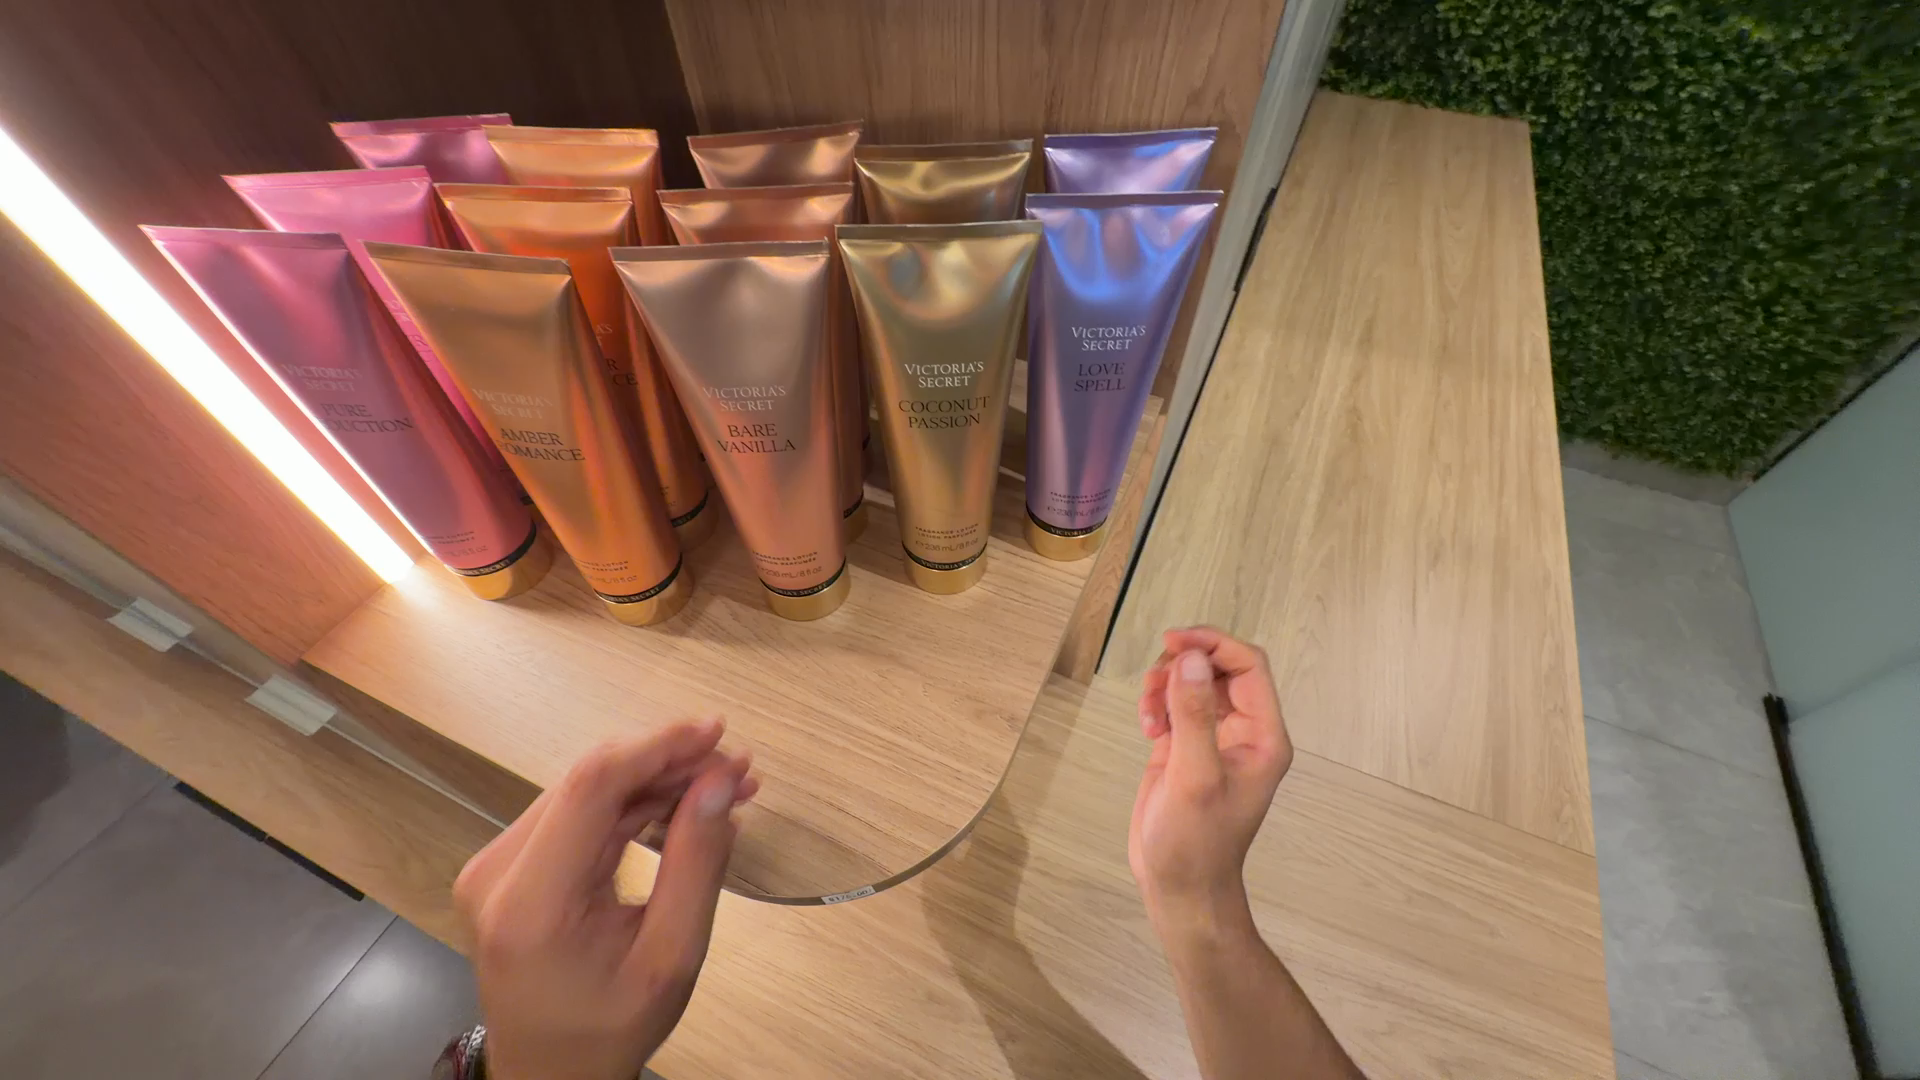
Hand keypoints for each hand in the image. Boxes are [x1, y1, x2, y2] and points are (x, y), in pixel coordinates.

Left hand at [453, 718, 759, 1079]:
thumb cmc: (612, 1028)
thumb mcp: (673, 955)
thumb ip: (697, 863)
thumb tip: (721, 779)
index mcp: (530, 901)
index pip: (593, 786)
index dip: (659, 746)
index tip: (720, 732)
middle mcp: (499, 870)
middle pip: (593, 779)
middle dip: (673, 762)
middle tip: (740, 771)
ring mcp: (500, 865)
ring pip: (593, 787)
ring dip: (662, 779)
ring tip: (727, 787)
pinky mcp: (514, 864)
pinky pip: (585, 810)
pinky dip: (640, 801)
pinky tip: (688, 806)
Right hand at [1130, 627, 1291, 920]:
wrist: (1179, 886)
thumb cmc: (1195, 841)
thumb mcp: (1194, 777)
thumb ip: (1193, 716)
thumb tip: (1190, 659)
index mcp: (1263, 735)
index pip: (1248, 666)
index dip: (1213, 644)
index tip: (1172, 641)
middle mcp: (1243, 730)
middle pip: (1218, 668)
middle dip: (1183, 665)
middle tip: (1151, 683)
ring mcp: (1214, 737)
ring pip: (1192, 681)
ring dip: (1164, 684)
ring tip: (1147, 716)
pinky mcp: (1186, 745)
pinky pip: (1174, 702)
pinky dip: (1156, 703)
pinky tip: (1146, 728)